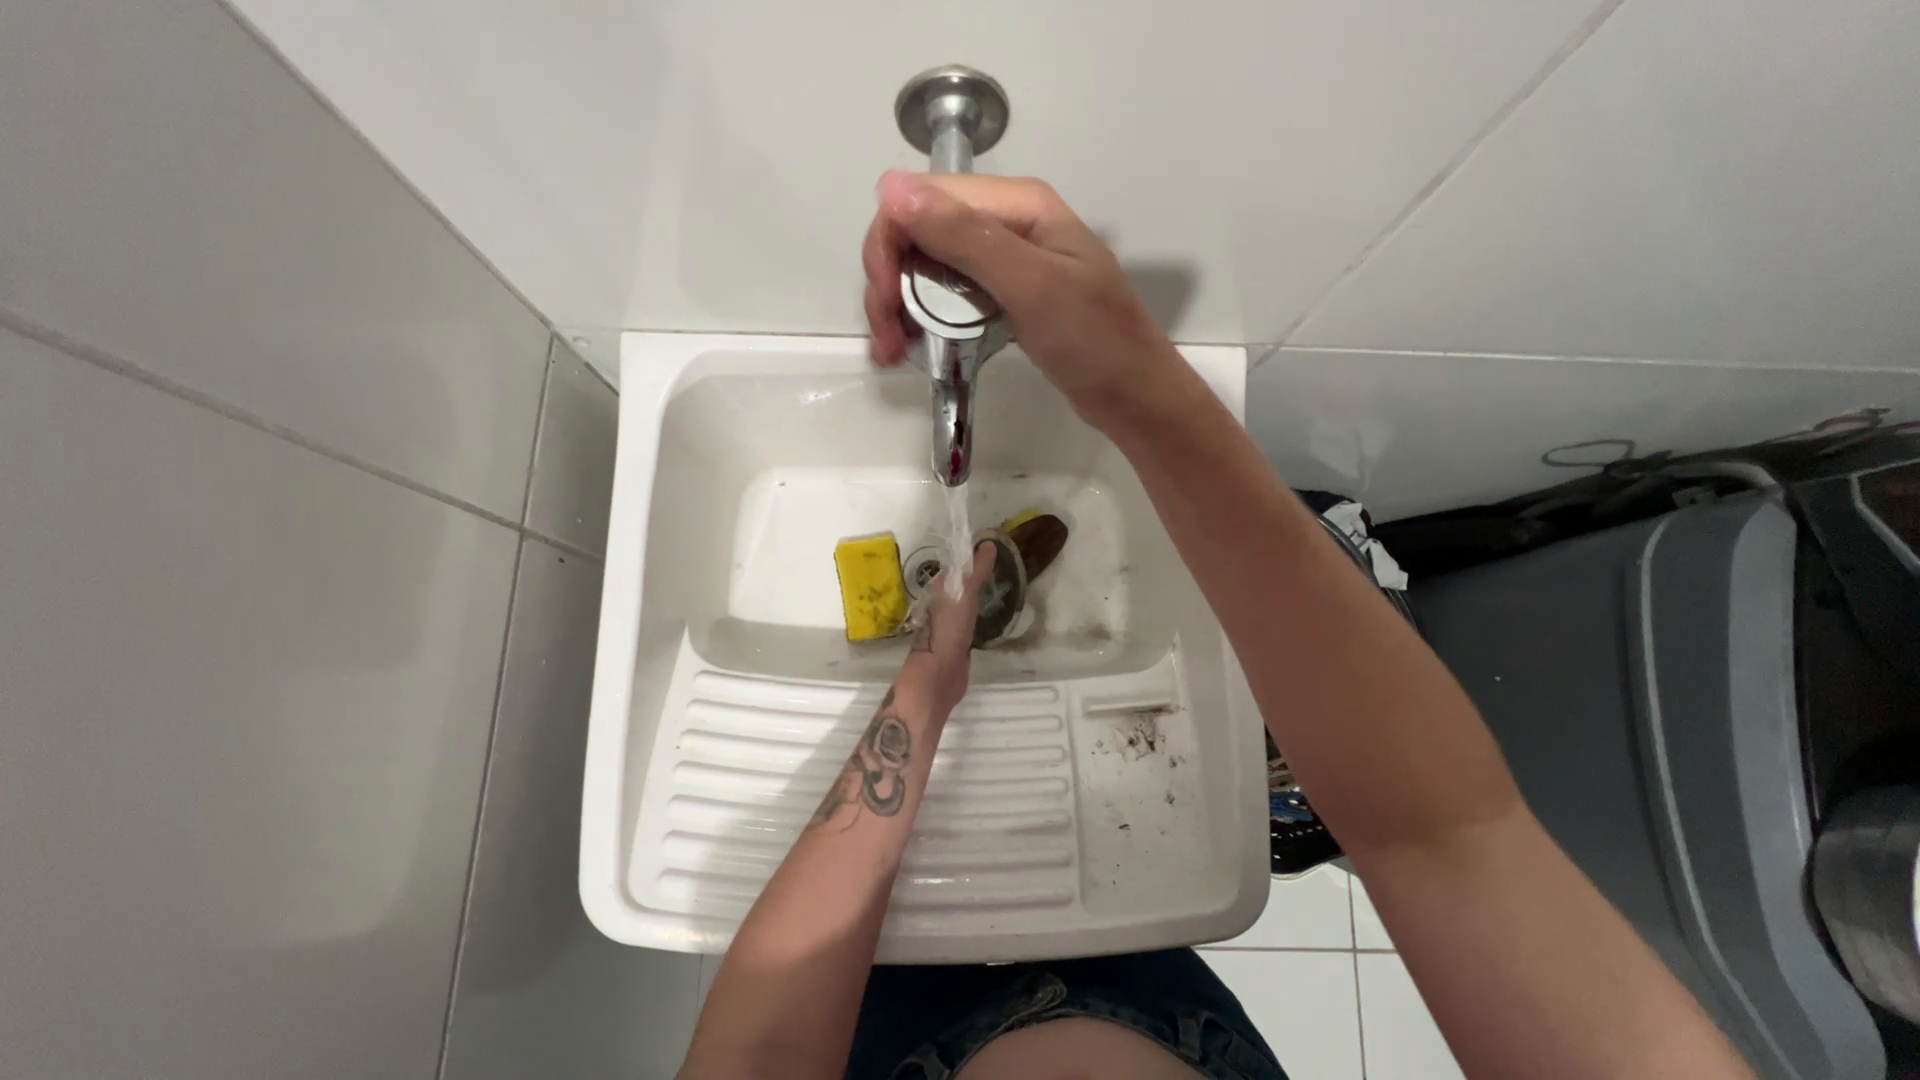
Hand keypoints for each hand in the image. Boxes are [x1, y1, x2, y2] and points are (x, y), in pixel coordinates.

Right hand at [862, 171, 1183, 425]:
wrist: (1134, 396)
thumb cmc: (1095, 342)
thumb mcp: (1031, 288)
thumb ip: (965, 238)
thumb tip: (893, 189)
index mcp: (1017, 205)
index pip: (922, 200)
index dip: (890, 246)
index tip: (885, 306)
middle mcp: (1006, 222)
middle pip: (918, 231)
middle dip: (889, 283)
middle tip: (887, 342)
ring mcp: (1003, 260)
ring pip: (926, 265)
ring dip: (899, 305)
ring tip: (894, 352)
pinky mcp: (1001, 294)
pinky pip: (946, 294)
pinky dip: (923, 318)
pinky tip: (912, 346)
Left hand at [903, 539, 996, 718]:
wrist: (939, 675)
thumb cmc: (949, 630)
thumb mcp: (964, 595)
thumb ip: (976, 571)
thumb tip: (989, 542)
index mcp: (938, 590)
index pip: (956, 566)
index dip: (973, 557)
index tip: (995, 548)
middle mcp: (943, 604)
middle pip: (963, 585)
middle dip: (980, 576)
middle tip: (1006, 568)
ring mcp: (951, 624)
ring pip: (968, 603)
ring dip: (983, 596)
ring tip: (1005, 588)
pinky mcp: (960, 642)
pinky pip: (974, 622)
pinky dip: (985, 616)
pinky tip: (997, 615)